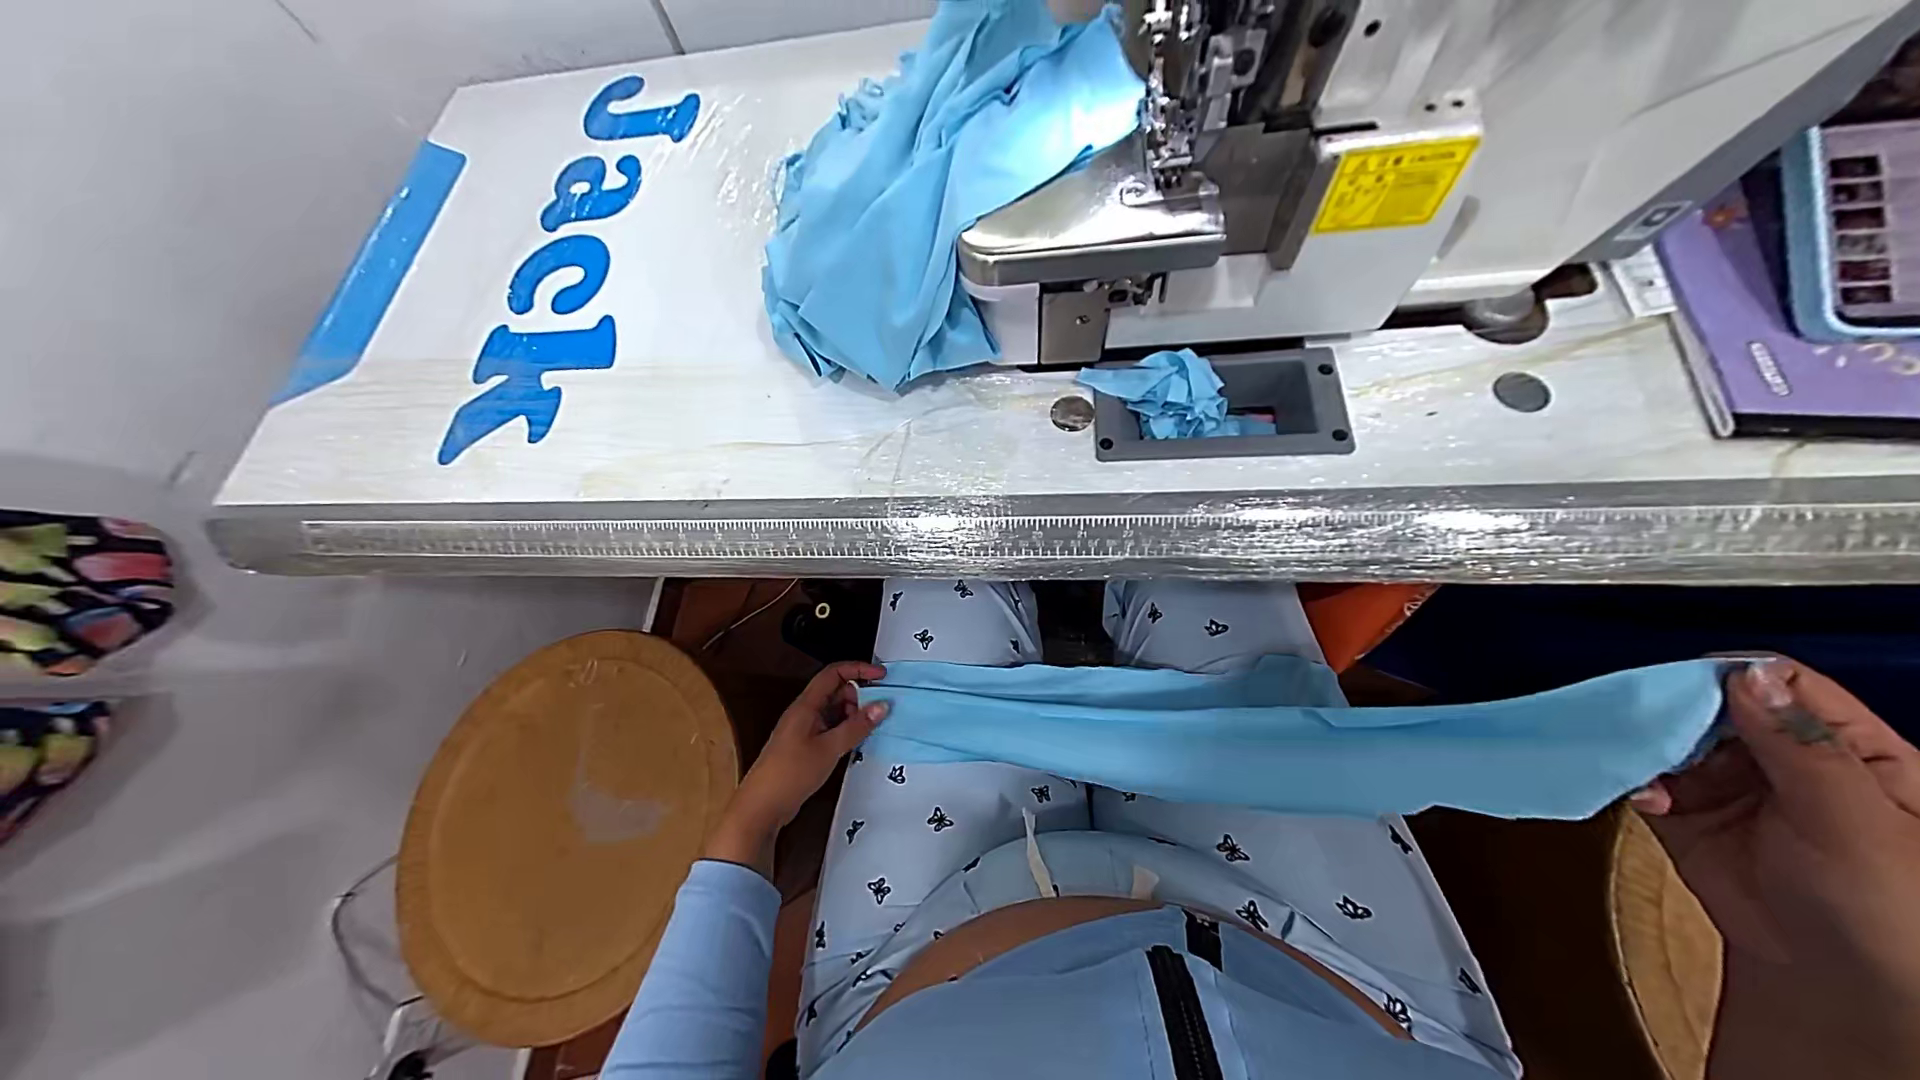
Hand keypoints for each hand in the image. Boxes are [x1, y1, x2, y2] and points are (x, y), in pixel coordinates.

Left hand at [703, 661, 887, 877]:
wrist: (761, 807)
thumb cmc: (790, 774)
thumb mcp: (829, 748)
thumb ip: (857, 726)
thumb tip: (881, 706)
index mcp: (806, 705)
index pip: (834, 673)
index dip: (858, 669)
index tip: (880, 676)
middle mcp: (804, 713)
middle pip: (836, 691)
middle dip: (858, 697)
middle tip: (874, 714)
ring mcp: (804, 729)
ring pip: (834, 711)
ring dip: (853, 716)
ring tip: (865, 732)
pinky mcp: (805, 745)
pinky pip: (830, 728)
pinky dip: (845, 731)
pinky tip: (854, 744)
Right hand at [1632, 657, 1919, 1076]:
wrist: (1840, 985)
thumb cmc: (1885, 907)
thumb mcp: (1855, 823)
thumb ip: (1801, 748)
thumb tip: (1746, 673)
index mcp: (1849, 751)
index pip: (1786, 686)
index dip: (1734, 680)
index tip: (1678, 690)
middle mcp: (1783, 759)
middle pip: (1714, 707)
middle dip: (1674, 716)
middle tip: (1646, 731)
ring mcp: (1732, 786)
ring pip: (1671, 739)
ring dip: (1647, 751)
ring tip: (1645, 776)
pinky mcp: (1685, 811)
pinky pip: (1646, 779)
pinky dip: (1635, 783)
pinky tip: (1647, 802)